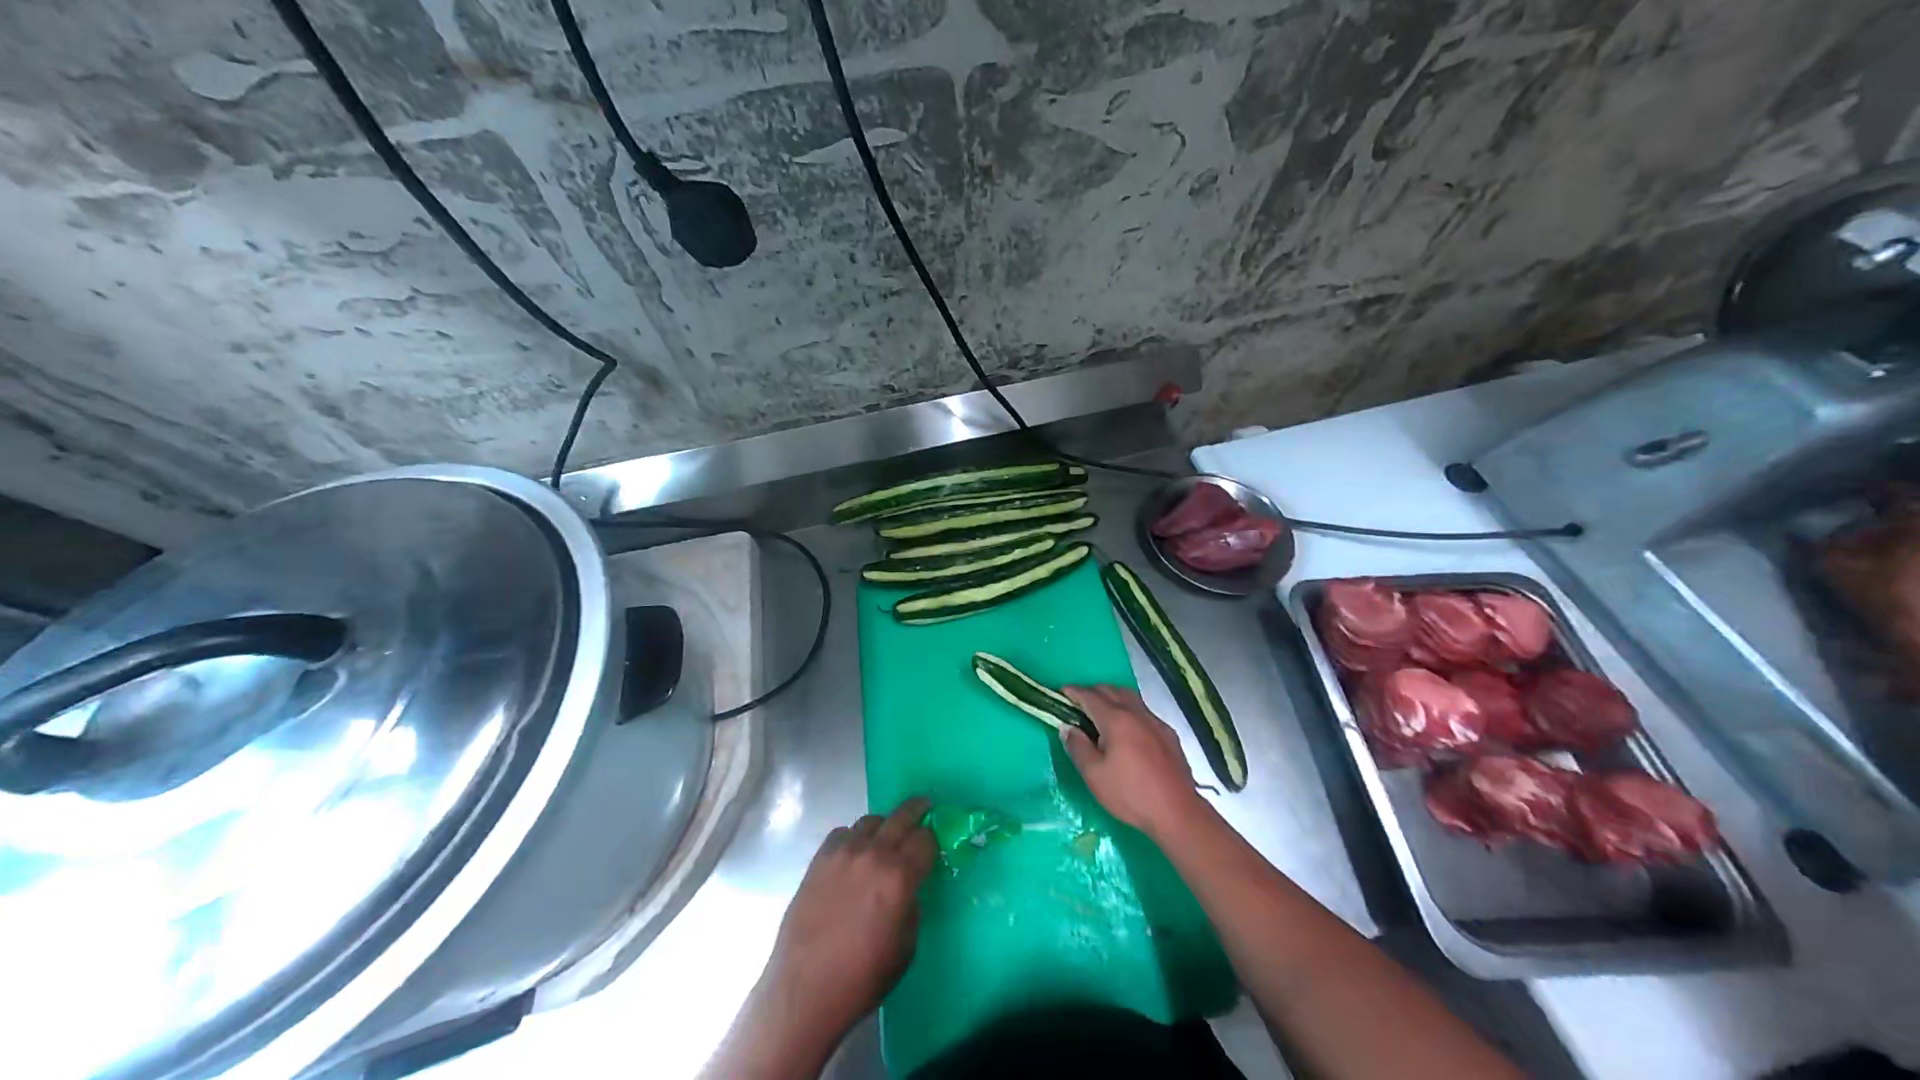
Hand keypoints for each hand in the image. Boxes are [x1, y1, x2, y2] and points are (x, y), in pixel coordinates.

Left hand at [764, 796, 936, 1034]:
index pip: (926, 839)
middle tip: (923, 806)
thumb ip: (912, 906)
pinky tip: (854, 855)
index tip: (934, 843)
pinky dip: (854, 837)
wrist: (806, 988)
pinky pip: (842, 833)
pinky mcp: (818, 860)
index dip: (933, 840)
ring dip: (884, 825)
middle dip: (916, 810)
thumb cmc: (864, 976)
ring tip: (885, 838)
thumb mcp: (906, 946)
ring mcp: (842, 853)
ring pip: (870, 820)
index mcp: (900, 876)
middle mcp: (873, 855)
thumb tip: (908, 888)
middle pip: (901, 816)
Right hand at [1061, 686, 1208, 838]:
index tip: (1061, 692)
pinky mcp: (1168, 734)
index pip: (1090, 696)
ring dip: (1112, 697)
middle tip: (1078, 704)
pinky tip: (1127, 730)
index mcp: (1116, 720)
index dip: (1073, 692)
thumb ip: (1078, 747)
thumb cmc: (1131, 794)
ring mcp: (1156, 722)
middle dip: (1092, 691)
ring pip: (1130, 698)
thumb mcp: (1094, 775)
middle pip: (1112, 690)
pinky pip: (1143, 712)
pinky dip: (1129, 710)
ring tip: (1100, 713)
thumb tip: (1068, 728)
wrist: (1178, 812)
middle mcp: (1137, 714)